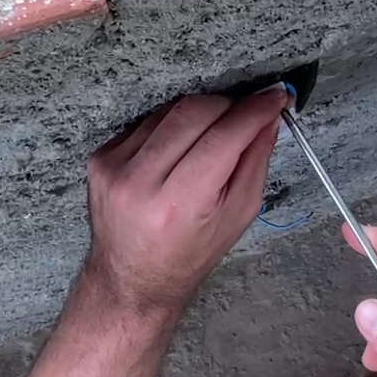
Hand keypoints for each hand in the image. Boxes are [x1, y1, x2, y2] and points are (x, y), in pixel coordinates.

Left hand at [82, 89, 287, 312]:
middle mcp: (141, 182)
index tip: (275, 96)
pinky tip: (180, 149)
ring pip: (172, 109)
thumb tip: (269, 117)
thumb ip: (256, 161)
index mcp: (179, 205)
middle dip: (231, 106)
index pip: (225, 136)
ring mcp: (115, 168)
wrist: (131, 280)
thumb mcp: (238, 215)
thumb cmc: (188, 254)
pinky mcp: (101, 158)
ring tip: (211, 139)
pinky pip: (149, 120)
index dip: (256, 110)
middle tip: (247, 116)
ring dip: (202, 114)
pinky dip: (174, 125)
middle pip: (196, 111)